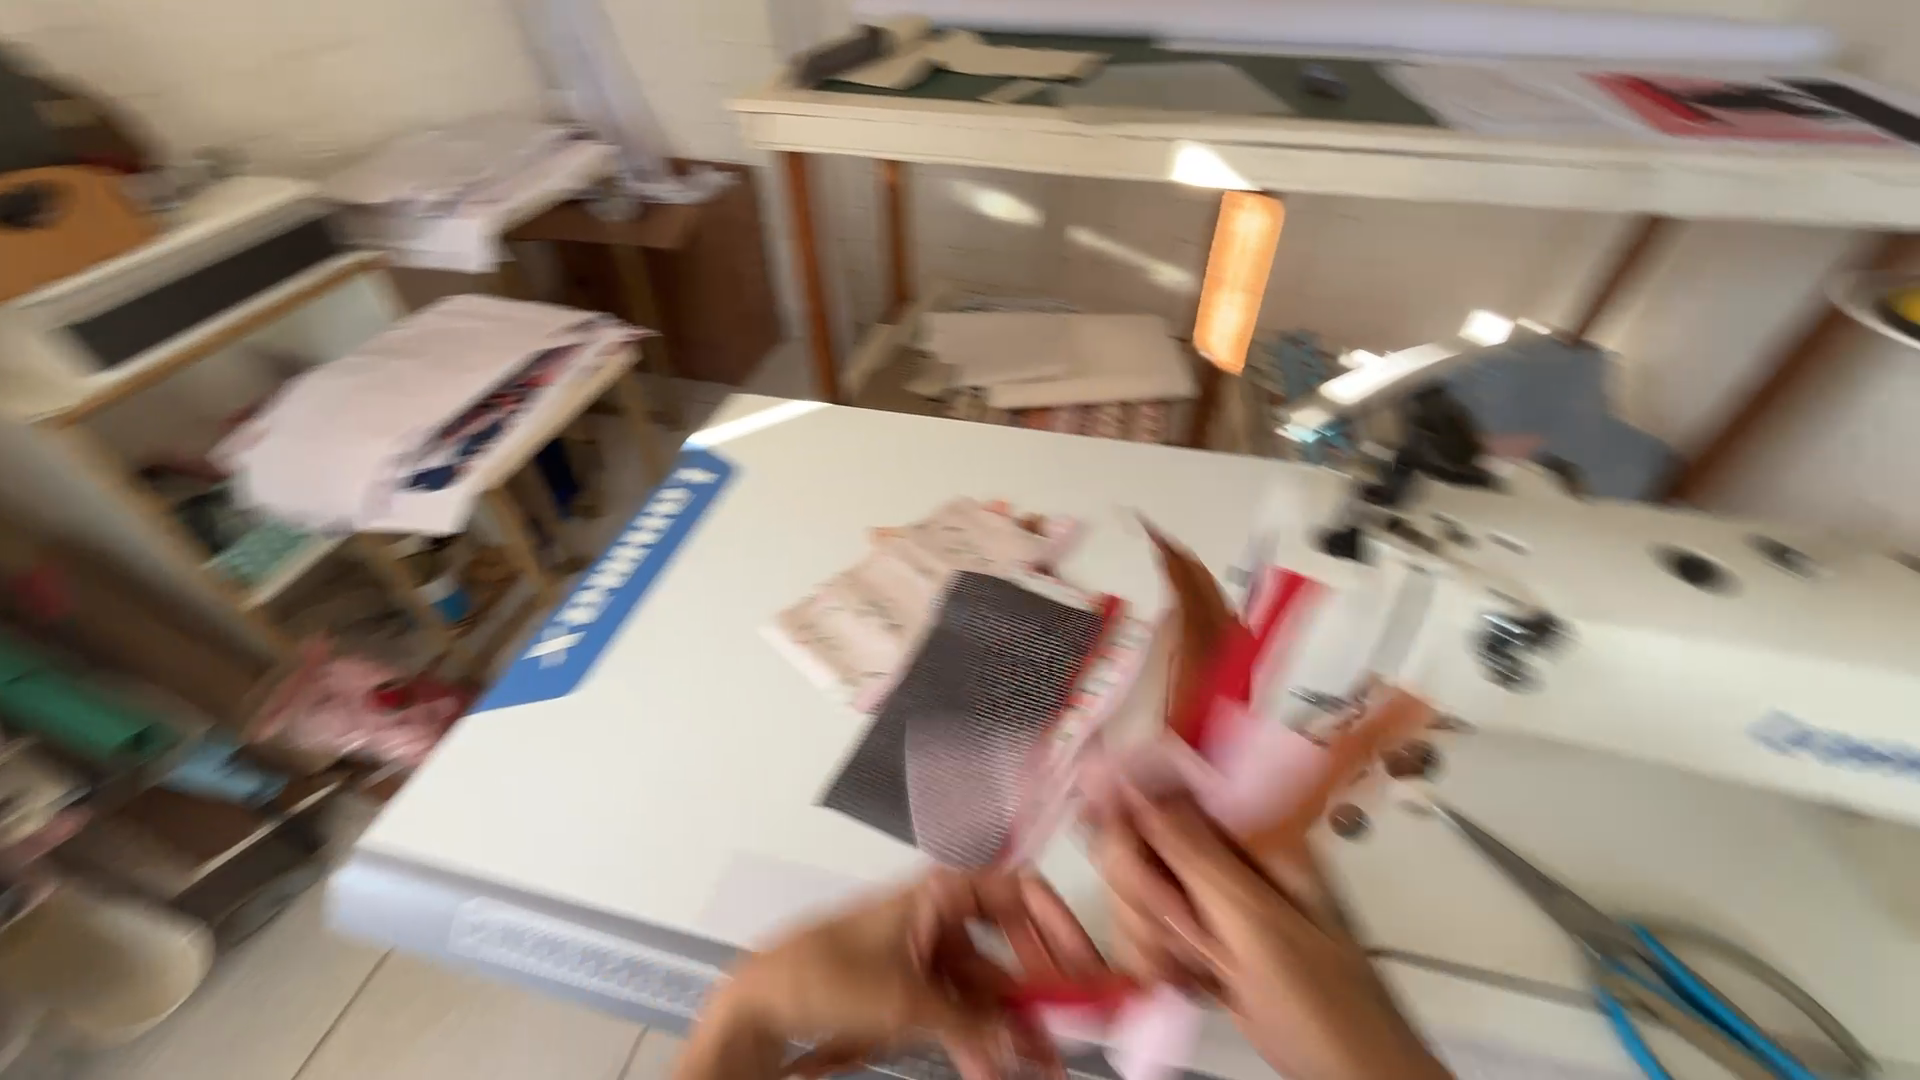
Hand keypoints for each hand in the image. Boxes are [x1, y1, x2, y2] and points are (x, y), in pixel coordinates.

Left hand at [682, 870, 1105, 1079]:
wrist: (767, 1000)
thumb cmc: (824, 972)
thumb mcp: (905, 1002)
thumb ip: (971, 1023)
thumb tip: (1023, 1044)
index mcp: (941, 893)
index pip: (1018, 892)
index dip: (1059, 925)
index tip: (1086, 968)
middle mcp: (943, 915)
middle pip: (1014, 943)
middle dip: (1045, 986)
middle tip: (1077, 1024)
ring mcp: (932, 952)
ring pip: (993, 984)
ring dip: (1020, 1022)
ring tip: (1050, 1062)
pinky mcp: (919, 986)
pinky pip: (967, 1008)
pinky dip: (986, 1035)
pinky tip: (1003, 1064)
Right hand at [1092, 789, 1451, 1079]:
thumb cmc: (1328, 1009)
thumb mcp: (1255, 923)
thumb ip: (1191, 849)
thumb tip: (1136, 780)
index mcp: (1250, 828)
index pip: (1162, 790)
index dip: (1130, 820)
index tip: (1127, 864)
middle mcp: (1225, 853)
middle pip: (1138, 840)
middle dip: (1143, 894)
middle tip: (1185, 934)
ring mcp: (1209, 895)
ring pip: (1133, 887)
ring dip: (1148, 934)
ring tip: (1195, 967)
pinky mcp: (1196, 933)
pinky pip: (1141, 925)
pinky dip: (1151, 958)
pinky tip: (1185, 980)